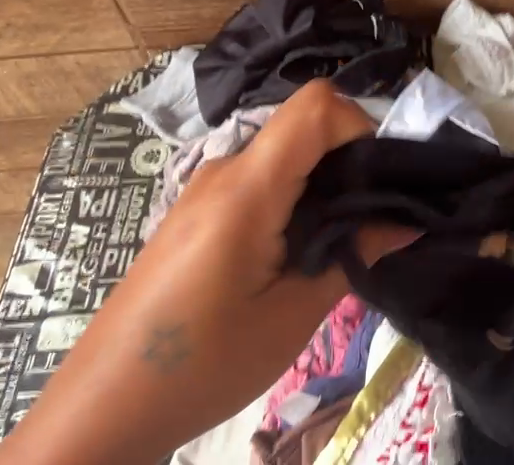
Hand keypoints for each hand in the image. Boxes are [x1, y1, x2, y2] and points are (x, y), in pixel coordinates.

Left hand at [0, 80, 413, 464]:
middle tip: (371, 220)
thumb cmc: (204, 365)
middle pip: (302, 127)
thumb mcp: (292, 316)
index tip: (381, 179)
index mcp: (248, 188)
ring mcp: (205, 188)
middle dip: (348, 161)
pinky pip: (258, 178)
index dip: (359, 126)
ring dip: (320, 184)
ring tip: (334, 245)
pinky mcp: (196, 209)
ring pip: (282, 154)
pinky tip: (293, 254)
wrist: (103, 407)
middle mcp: (224, 171)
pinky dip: (291, 198)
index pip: (315, 106)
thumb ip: (354, 256)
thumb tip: (410, 222)